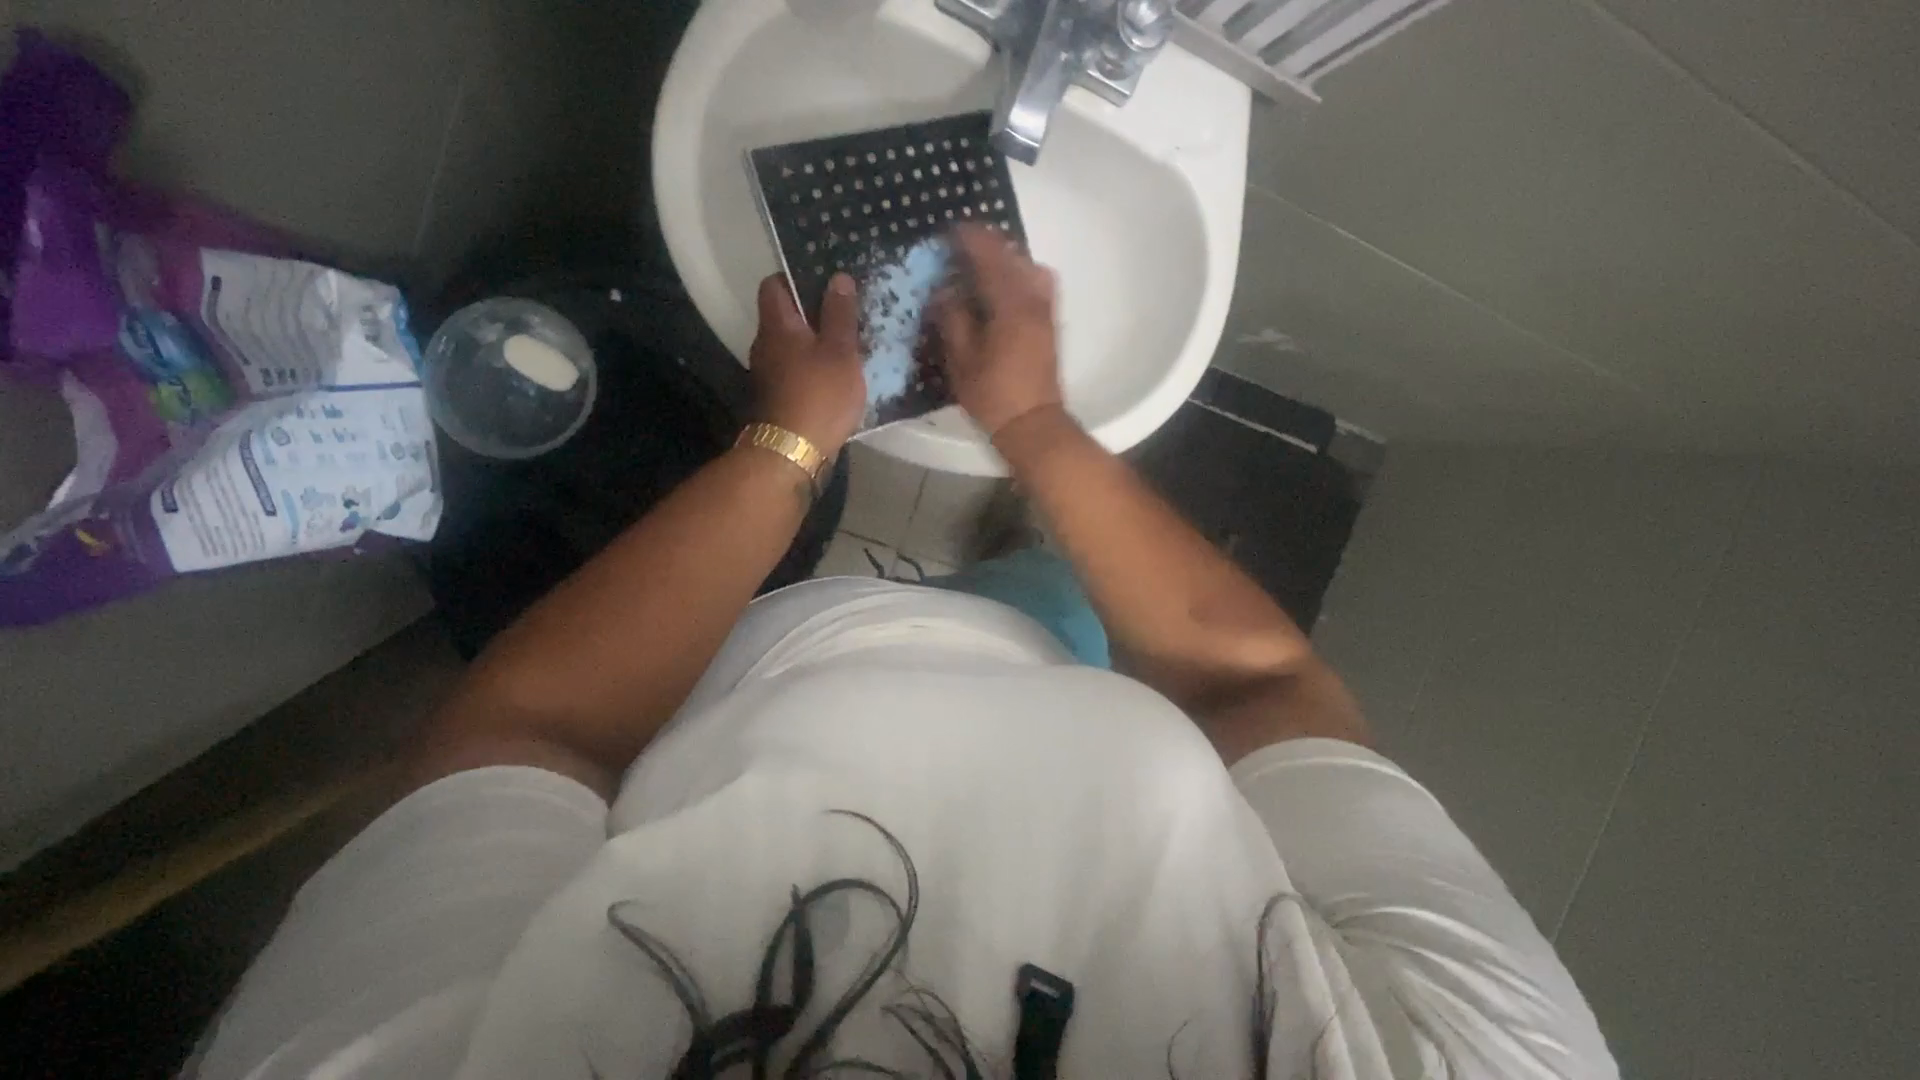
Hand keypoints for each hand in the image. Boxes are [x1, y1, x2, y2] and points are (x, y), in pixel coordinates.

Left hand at [748, 272, 866, 456]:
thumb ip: (840, 314)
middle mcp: (764, 345)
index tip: (824, 284)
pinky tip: (833, 379)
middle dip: (811, 314)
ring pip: (790, 347)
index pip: (773, 285)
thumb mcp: (840, 351)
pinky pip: (793, 371)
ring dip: (813, 344)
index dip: (795, 278)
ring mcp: (767, 374)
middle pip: (783, 317)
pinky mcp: (776, 398)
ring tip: (845, 348)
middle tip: (844, 316)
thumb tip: (838, 277)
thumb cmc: (819, 395)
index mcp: (777, 325)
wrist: (792, 453)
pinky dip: (811, 369)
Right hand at [933, 224, 1065, 438]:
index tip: (949, 230)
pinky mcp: (1050, 323)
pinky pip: (1037, 283)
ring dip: (1005, 257)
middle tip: (961, 245)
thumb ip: (953, 319)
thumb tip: (945, 290)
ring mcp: (1046, 310)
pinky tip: (1002, 287)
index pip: (989, 256)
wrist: (1033, 425)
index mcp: (1009, 304)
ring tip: (980, 263)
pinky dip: (1019, 273)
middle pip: (1012, 254)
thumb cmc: (993, 396)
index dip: (968, 239)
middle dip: (987, 243)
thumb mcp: (962, 360)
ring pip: (1028, 266)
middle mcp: (1033, 299)